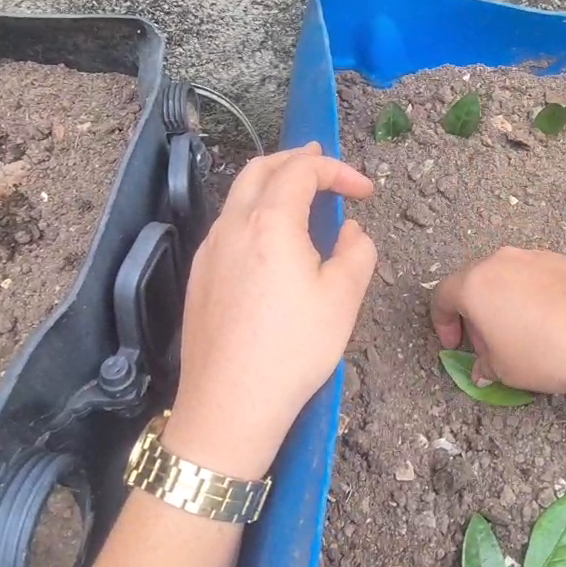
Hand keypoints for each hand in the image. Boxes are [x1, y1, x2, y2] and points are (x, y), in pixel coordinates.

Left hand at [165, 143, 377, 478]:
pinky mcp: (199, 277)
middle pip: (260, 170)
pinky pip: (228, 226)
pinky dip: (255, 212)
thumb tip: (350, 231)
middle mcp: (232, 227)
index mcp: (269, 223)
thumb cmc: (292, 351)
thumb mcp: (343, 299)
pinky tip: (272, 240)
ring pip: (238, 196)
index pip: (302, 172)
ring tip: (300, 196)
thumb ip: (356, 252)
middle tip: (323, 163)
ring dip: (272, 184)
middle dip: (295, 160)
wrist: (228, 406)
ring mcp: (209, 251)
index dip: (338, 171)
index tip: (366, 191)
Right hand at [430, 247, 565, 394]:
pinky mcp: (563, 260)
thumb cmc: (548, 352)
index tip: (455, 346)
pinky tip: (549, 325)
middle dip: (474, 316)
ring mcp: (534, 256)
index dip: (443, 324)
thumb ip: (486, 365)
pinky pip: (534, 278)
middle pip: (474, 284)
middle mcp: (500, 261)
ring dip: (503, 305)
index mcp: (475, 283)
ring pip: (505, 279)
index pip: (442, 296)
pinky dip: (531, 298)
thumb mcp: (506, 370)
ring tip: (520, 337)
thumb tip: (484, 367)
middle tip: (487, 347)